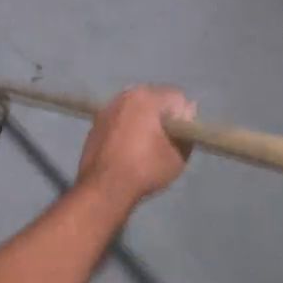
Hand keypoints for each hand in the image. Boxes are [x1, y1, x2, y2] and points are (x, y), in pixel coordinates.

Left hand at [74, 86, 194, 206]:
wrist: (103, 187)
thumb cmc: (145, 168)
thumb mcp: (179, 155)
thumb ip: (187, 133)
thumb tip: (185, 120)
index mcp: (146, 97)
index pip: (177, 97)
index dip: (185, 117)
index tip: (183, 136)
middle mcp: (124, 96)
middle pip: (154, 100)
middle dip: (163, 116)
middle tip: (168, 140)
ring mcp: (106, 108)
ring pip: (135, 108)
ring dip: (144, 120)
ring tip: (148, 145)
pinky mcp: (95, 123)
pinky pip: (120, 119)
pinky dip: (127, 128)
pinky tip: (129, 148)